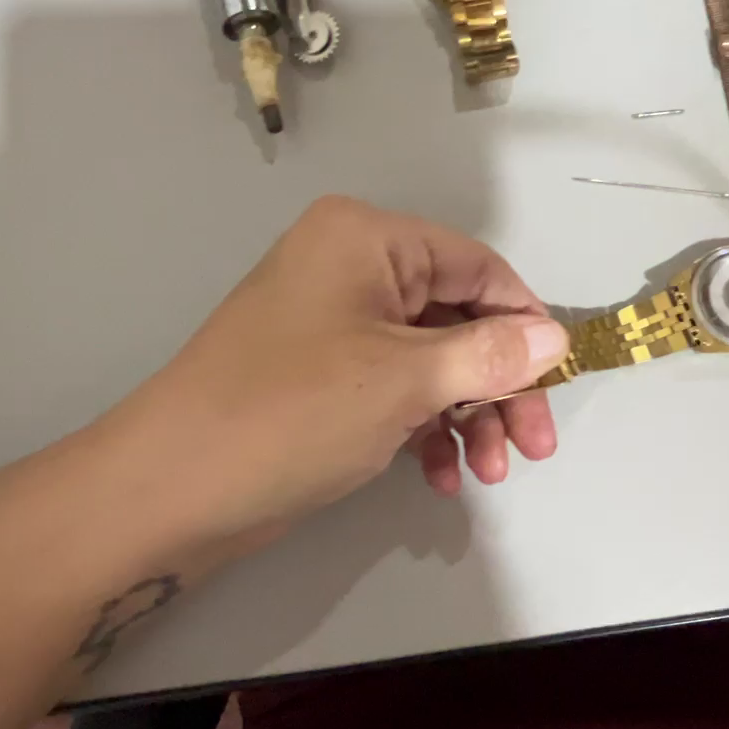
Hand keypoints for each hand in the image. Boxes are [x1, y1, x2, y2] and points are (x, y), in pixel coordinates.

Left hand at [119, 197, 567, 549]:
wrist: (172, 489)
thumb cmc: (291, 413)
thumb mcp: (403, 380)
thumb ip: (488, 355)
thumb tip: (555, 337)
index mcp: (366, 239)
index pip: (476, 266)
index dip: (524, 323)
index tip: (557, 385)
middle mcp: (352, 269)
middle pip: (458, 317)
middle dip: (498, 386)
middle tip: (532, 449)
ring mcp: (336, 324)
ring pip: (431, 360)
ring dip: (467, 416)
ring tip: (488, 474)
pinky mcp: (325, 375)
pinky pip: (396, 388)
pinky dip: (425, 428)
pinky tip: (442, 477)